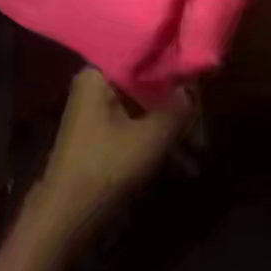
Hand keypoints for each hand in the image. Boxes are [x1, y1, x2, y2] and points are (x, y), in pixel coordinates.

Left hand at [40, 68, 191, 207]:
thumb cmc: (106, 167)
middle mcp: (93, 85)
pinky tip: (182, 164)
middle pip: (140, 85)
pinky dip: (153, 139)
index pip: (138, 57)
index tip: (196, 76)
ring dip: (167, 128)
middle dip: (172, 105)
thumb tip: (190, 87)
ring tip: (199, 151)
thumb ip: (173, 111)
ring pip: (139, 109)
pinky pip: (131, 125)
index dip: (169, 67)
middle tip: (203, 123)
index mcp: (97, 75)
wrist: (67, 213)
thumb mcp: (148, 140)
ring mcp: (94, 110)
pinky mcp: (98, 133)